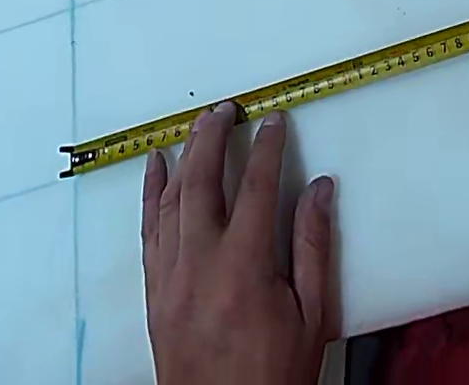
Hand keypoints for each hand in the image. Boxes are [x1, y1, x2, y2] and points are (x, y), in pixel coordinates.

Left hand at [142, 103, 336, 384]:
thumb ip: (314, 246)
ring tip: (199, 123)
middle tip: (227, 109)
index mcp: (244, 265)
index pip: (255, 185)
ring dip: (185, 152)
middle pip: (203, 178)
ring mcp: (171, 271)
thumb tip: (320, 190)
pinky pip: (148, 226)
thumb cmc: (272, 376)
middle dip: (214, 135)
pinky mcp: (154, 285)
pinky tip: (155, 164)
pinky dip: (151, 190)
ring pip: (173, 195)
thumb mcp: (312, 317)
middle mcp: (201, 260)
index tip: (274, 121)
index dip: (266, 146)